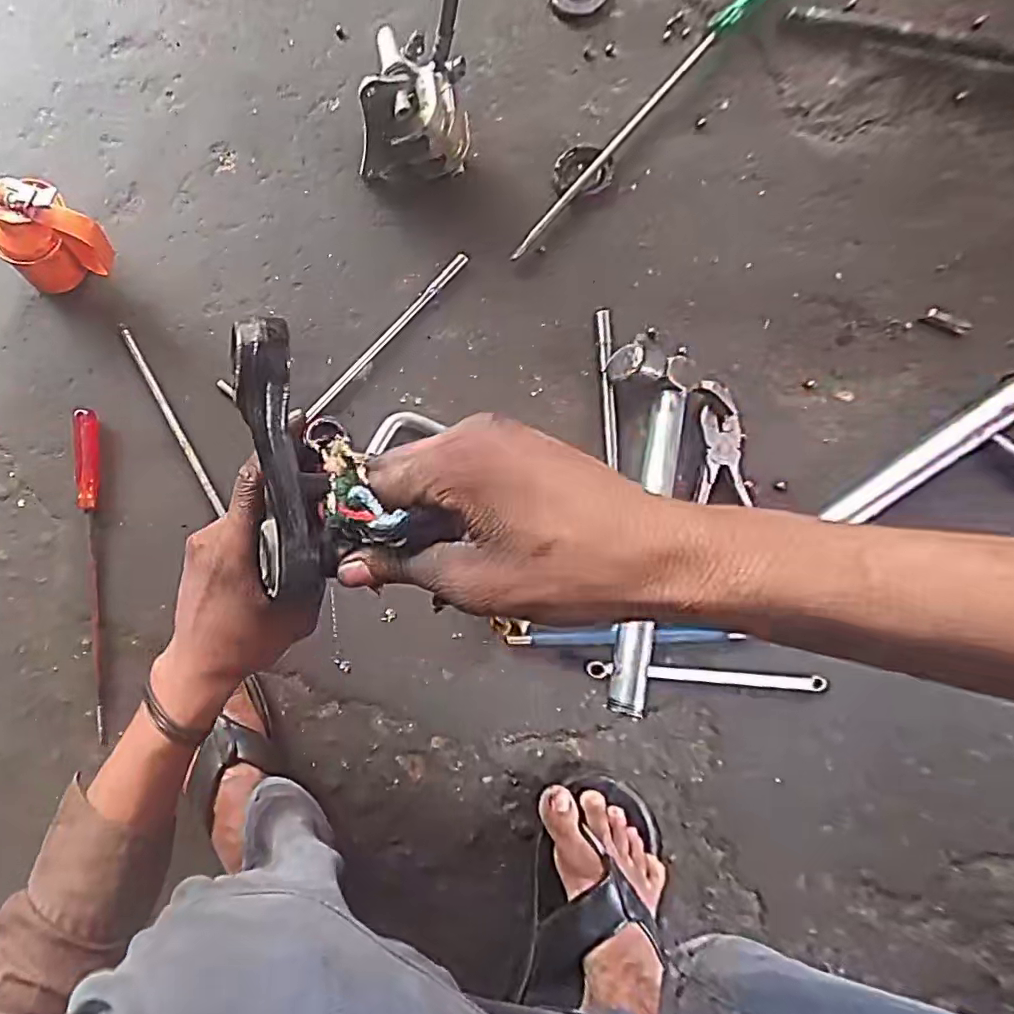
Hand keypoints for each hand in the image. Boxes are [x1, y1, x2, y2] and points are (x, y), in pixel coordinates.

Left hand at [153, 458, 320, 716]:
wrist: (197, 665)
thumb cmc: (233, 647)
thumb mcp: (291, 614)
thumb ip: (311, 577)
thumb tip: (321, 550)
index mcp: (232, 549)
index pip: (251, 485)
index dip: (274, 455)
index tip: (292, 432)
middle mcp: (210, 540)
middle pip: (252, 499)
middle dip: (281, 504)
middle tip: (303, 518)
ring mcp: (199, 545)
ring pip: (241, 517)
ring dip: (263, 525)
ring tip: (278, 555)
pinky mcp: (197, 553)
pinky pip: (229, 532)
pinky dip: (248, 539)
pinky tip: (260, 567)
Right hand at [333, 414, 702, 623]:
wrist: (658, 556)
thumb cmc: (582, 567)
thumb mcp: (472, 580)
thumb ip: (401, 567)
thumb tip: (358, 565)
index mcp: (458, 460)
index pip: (373, 482)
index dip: (358, 520)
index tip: (354, 548)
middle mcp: (475, 434)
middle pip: (397, 471)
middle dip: (389, 515)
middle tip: (394, 559)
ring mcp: (499, 435)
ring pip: (426, 469)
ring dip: (419, 510)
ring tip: (439, 552)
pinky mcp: (517, 446)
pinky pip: (459, 466)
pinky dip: (449, 499)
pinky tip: (466, 534)